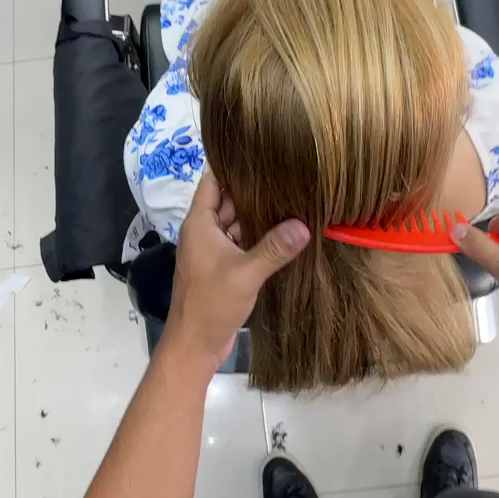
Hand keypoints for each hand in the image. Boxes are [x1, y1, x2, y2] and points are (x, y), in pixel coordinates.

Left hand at [160, 176, 309, 372]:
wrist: (195, 345)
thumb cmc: (211, 304)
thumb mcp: (245, 274)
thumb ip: (274, 249)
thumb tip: (303, 225)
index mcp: (199, 224)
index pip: (213, 182)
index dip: (232, 165)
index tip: (260, 151)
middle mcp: (204, 232)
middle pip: (228, 200)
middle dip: (254, 189)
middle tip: (287, 173)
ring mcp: (213, 250)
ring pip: (236, 223)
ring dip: (258, 214)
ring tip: (291, 197)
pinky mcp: (223, 268)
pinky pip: (240, 242)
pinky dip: (257, 236)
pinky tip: (283, 231)